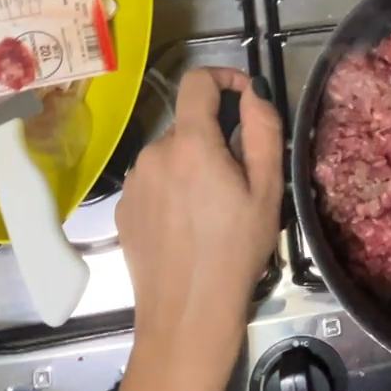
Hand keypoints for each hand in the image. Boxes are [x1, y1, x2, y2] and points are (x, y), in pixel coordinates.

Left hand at [117, 68, 282, 362]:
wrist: (187, 313)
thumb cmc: (236, 250)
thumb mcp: (267, 188)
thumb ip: (263, 129)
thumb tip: (252, 92)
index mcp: (190, 143)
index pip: (197, 80)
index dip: (224, 77)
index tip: (245, 97)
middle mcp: (153, 153)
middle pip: (188, 123)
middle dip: (216, 137)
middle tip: (241, 177)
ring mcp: (133, 182)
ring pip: (171, 153)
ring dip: (194, 163)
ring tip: (215, 207)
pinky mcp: (123, 208)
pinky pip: (154, 180)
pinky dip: (174, 186)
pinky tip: (189, 224)